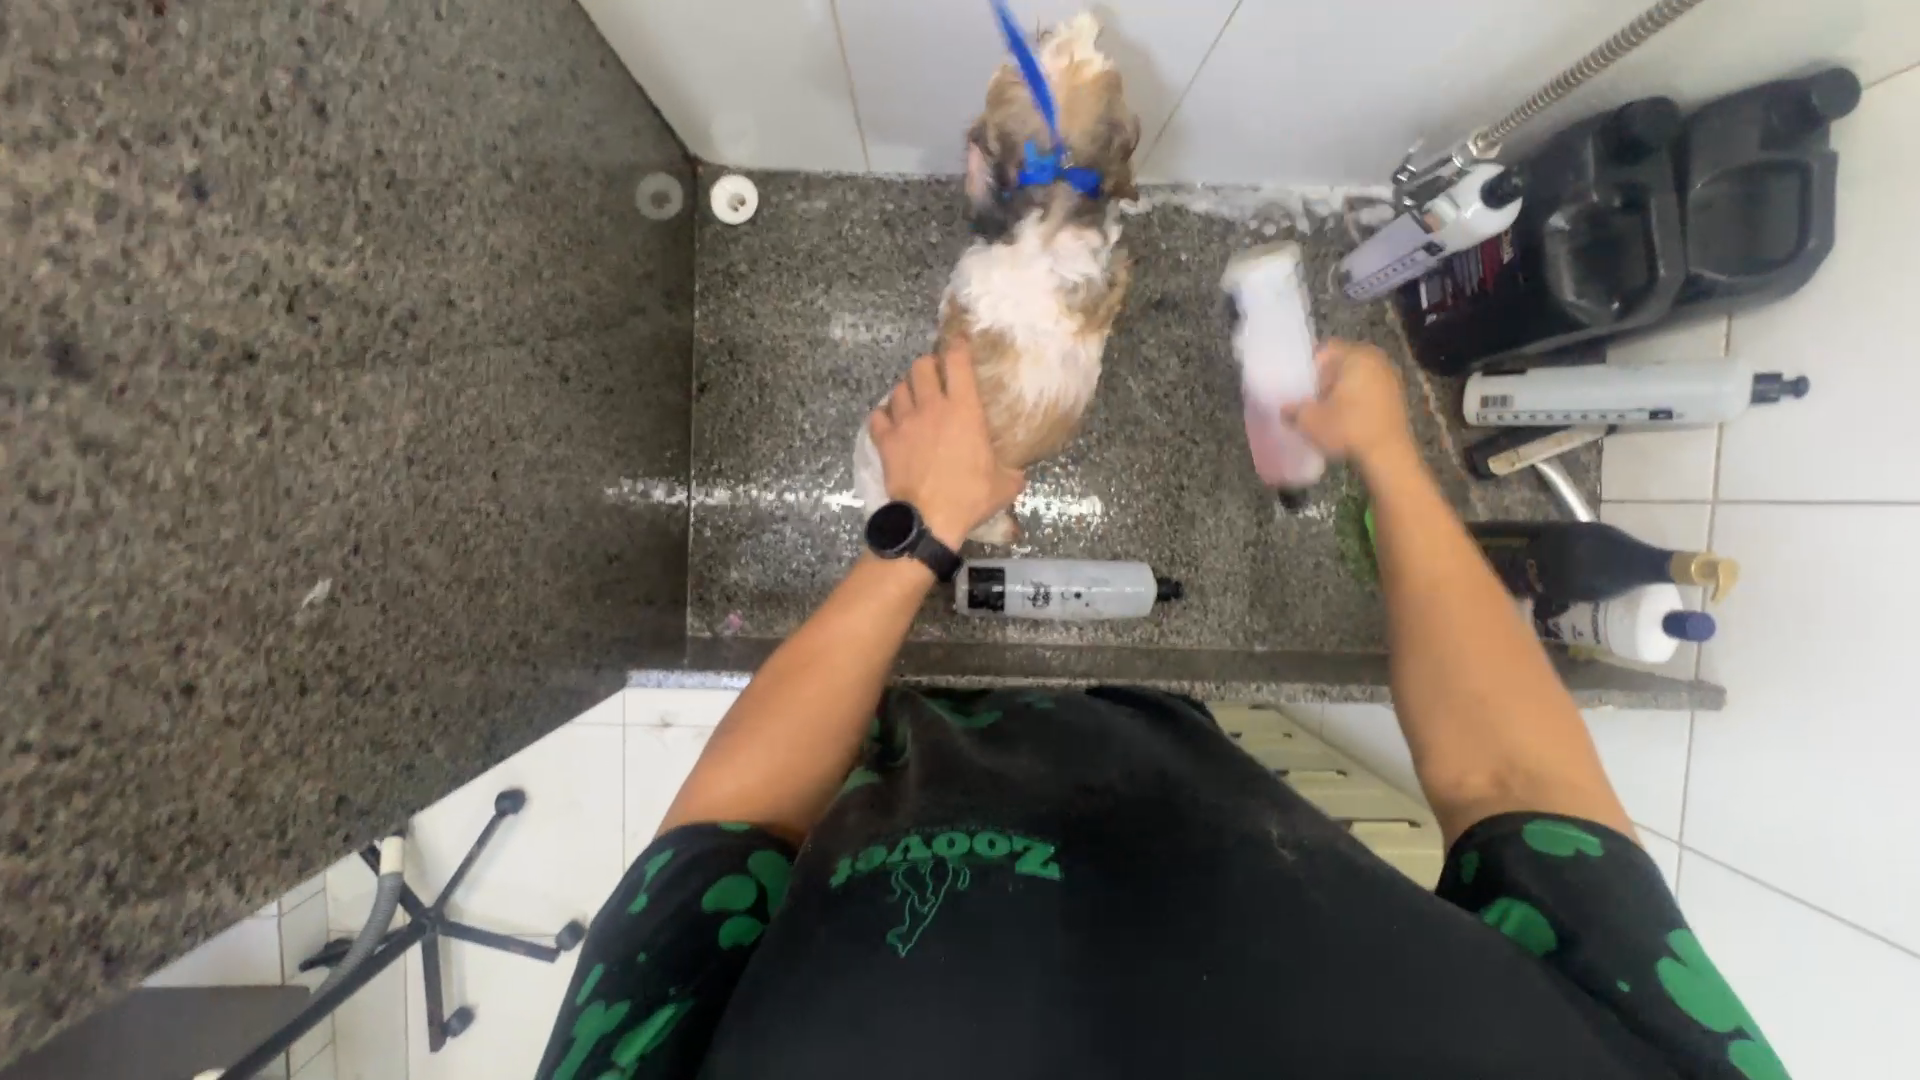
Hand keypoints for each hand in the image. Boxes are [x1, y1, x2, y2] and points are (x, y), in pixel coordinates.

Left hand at [870, 343, 1025, 546]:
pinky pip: (877, 416)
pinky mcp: (885, 441)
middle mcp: (932, 407)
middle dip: (927, 366)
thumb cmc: (971, 497)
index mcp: (964, 409)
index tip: (959, 343)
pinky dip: (882, 416)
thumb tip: (1019, 472)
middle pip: (921, 366)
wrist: (930, 519)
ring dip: (906, 391)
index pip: (958, 361)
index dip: (957, 346)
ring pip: (898, 389)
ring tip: (911, 400)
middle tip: (933, 377)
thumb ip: (1012, 471)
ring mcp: (905, 422)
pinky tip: (889, 422)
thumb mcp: (1005, 484)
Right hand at [1285, 339, 1415, 467]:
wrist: (1386, 453)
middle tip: (1311, 400)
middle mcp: (1376, 359)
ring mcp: (1390, 377)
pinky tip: (1345, 419)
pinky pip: (1368, 390)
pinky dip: (1356, 400)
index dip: (1308, 368)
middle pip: (1341, 363)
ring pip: (1356, 377)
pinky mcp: (1396, 396)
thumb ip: (1293, 410)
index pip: (1324, 351)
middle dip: (1325, 379)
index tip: (1300, 387)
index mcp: (1354, 356)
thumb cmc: (1346, 427)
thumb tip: (1286, 409)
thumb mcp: (1308, 420)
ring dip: (1340, 391)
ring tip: (1327, 412)